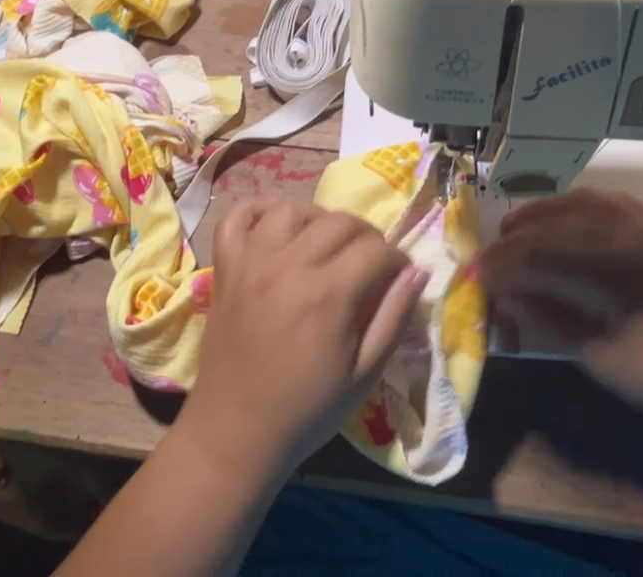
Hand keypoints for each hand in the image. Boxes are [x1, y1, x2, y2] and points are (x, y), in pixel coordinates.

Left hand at [177, 200, 426, 484]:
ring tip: (326, 246)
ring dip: (317, 219)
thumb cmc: (307, 410)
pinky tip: (276, 227)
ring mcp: (250, 262)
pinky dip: (258, 211)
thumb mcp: (364, 374)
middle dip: (366, 236)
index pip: (375, 249)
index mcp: (327, 295)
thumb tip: (418, 271)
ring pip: (291, 210)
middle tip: (370, 263)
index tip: (400, 277)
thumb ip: (393, 317)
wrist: (236, 433)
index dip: (396, 260)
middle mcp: (287, 266)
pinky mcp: (224, 268)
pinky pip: (237, 217)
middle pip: (338, 221)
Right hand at [481, 188, 642, 440]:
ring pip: (586, 203)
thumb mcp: (605, 359)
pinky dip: (580, 208)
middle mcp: (631, 234)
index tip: (475, 277)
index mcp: (615, 266)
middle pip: (558, 224)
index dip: (502, 265)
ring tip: (517, 227)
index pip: (540, 254)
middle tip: (487, 257)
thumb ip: (552, 320)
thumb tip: (507, 299)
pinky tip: (567, 220)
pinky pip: (613, 206)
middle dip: (516, 239)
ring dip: (546, 212)